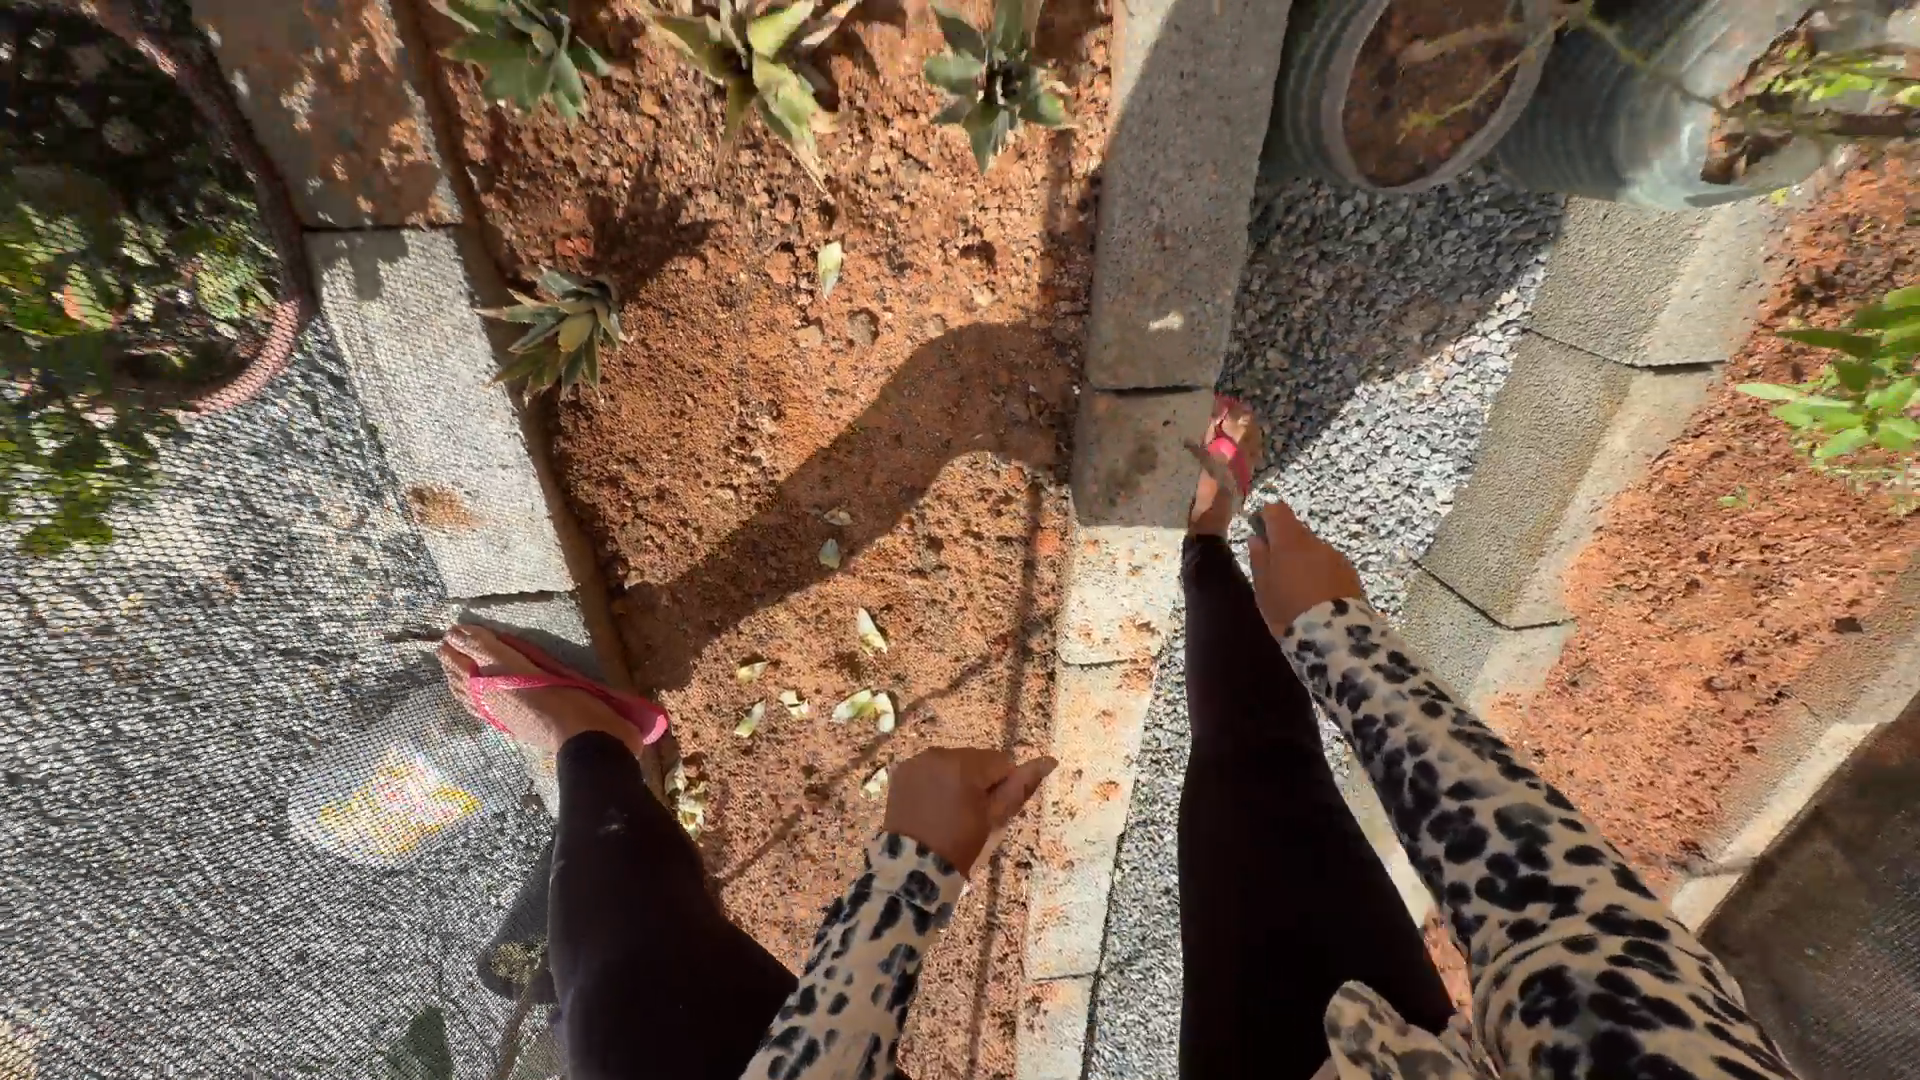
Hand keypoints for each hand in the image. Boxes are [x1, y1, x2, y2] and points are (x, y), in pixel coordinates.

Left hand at [882, 748, 1057, 874]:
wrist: (914, 867)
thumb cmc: (960, 844)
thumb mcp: (994, 817)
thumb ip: (1021, 786)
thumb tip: (1050, 761)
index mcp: (965, 764)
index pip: (1000, 762)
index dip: (1000, 787)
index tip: (988, 811)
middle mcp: (939, 753)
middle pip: (975, 759)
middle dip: (977, 781)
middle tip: (968, 813)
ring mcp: (917, 761)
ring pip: (952, 762)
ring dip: (956, 779)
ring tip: (948, 810)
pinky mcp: (901, 770)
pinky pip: (929, 768)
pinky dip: (934, 781)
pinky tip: (930, 804)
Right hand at [1247, 502, 1367, 634]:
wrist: (1333, 633)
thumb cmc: (1288, 609)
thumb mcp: (1263, 588)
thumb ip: (1259, 559)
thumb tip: (1255, 538)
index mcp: (1288, 542)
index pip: (1277, 511)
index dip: (1267, 515)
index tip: (1260, 527)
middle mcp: (1314, 541)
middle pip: (1296, 529)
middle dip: (1285, 540)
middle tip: (1275, 565)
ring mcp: (1334, 555)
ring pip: (1313, 547)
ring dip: (1303, 557)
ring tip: (1296, 583)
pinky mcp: (1349, 571)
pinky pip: (1327, 562)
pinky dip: (1319, 569)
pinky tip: (1314, 591)